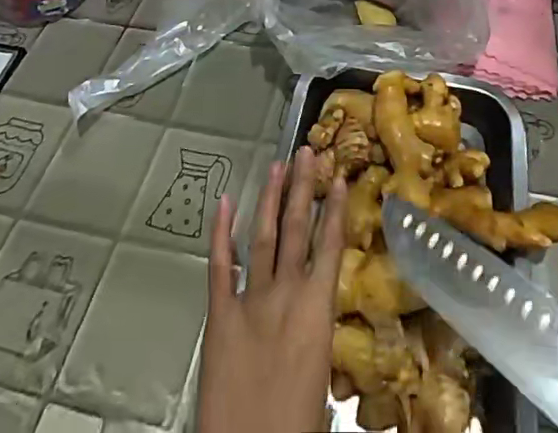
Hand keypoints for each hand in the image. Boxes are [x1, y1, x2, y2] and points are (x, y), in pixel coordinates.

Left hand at [198, 146, 348, 432]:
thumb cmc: (296, 422)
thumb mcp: (320, 371)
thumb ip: (315, 331)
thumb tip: (312, 313)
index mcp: (318, 310)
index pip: (331, 246)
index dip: (335, 208)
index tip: (338, 176)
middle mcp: (286, 294)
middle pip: (297, 230)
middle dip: (303, 188)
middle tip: (307, 152)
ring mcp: (250, 300)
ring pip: (264, 237)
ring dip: (271, 199)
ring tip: (279, 166)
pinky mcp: (218, 314)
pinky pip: (220, 265)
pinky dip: (221, 232)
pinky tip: (225, 203)